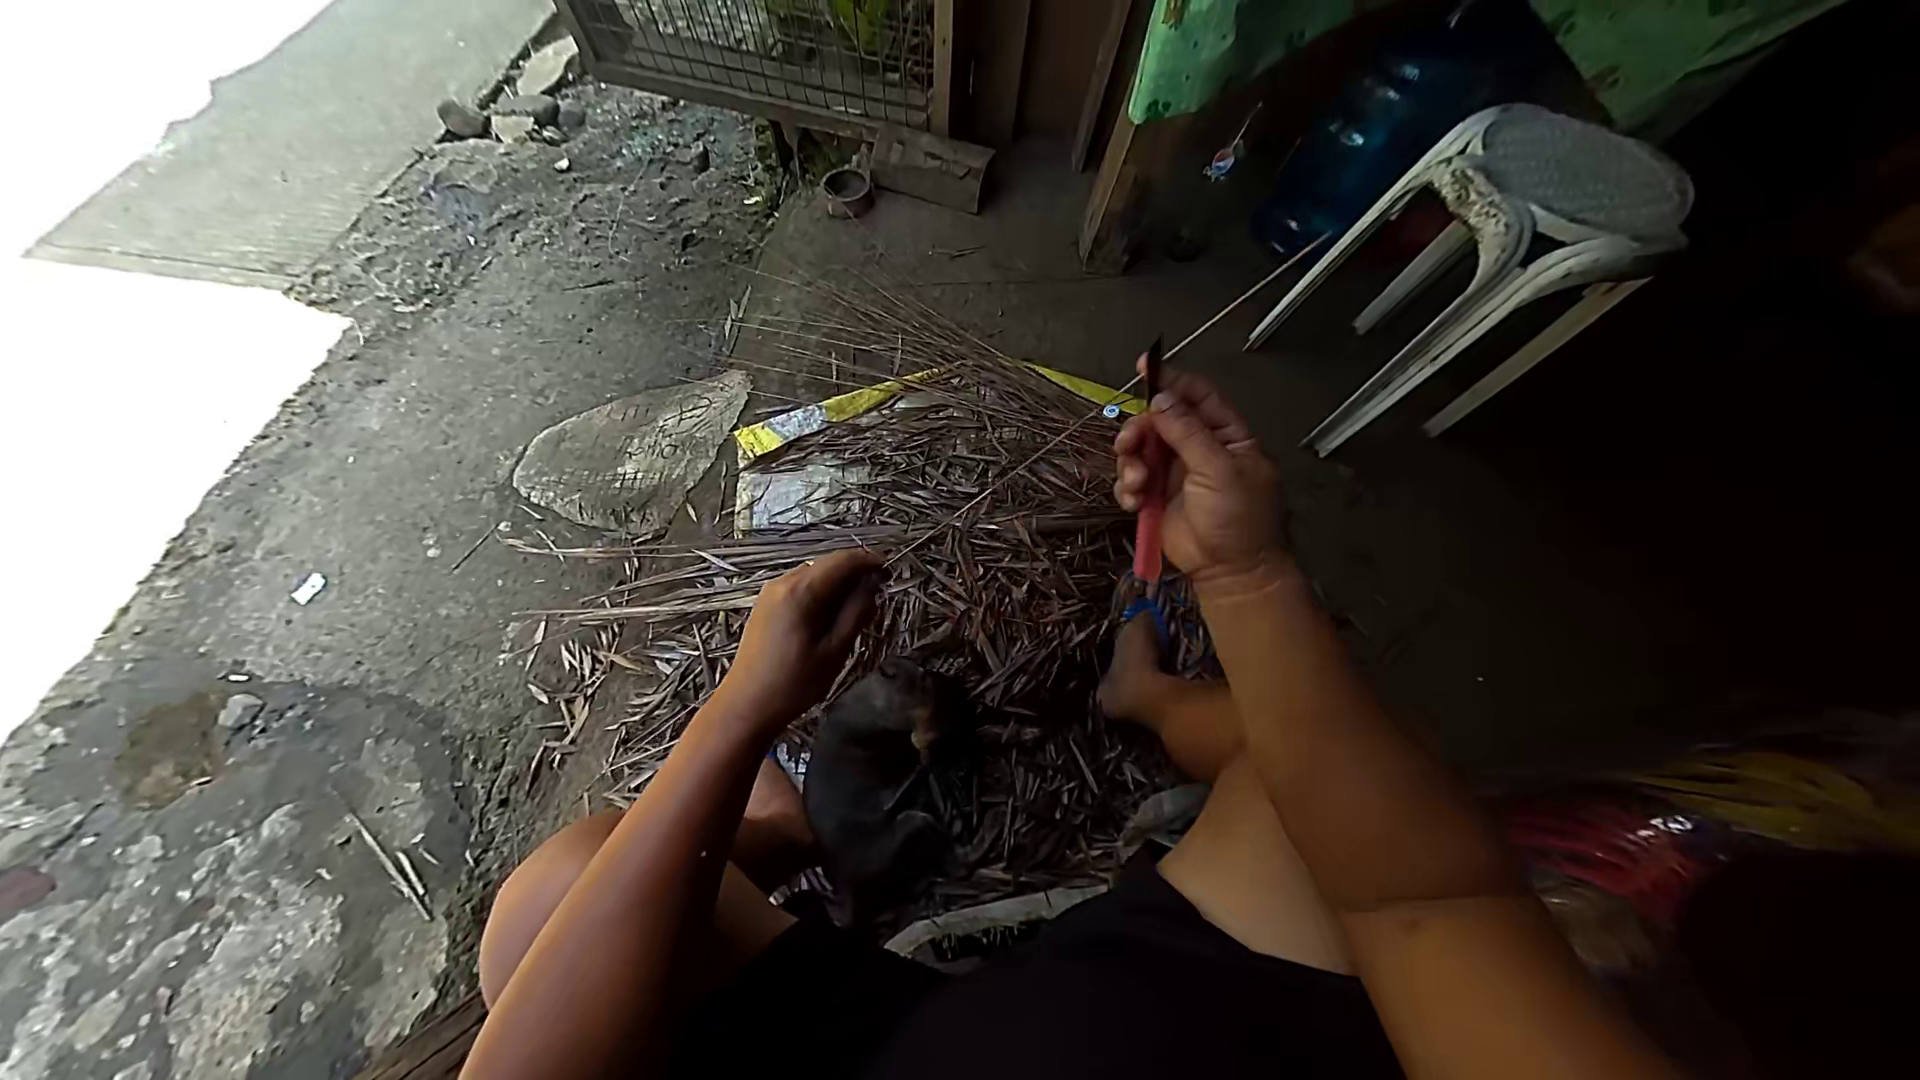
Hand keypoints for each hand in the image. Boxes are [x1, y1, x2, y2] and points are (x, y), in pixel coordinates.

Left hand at [712, 549, 883, 730]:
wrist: (746, 706)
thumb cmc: (794, 684)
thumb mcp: (835, 650)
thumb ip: (857, 612)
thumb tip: (873, 584)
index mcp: (800, 591)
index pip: (843, 560)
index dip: (870, 561)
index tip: (890, 572)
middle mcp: (783, 583)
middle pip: (827, 563)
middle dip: (856, 572)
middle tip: (879, 592)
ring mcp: (771, 592)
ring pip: (815, 574)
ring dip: (839, 583)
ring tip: (858, 607)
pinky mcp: (766, 604)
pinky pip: (801, 586)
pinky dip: (822, 592)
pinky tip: (831, 614)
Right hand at [1114, 363, 1284, 591]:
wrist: (1229, 569)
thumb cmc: (1238, 517)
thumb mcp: (1218, 468)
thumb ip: (1187, 432)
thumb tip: (1161, 399)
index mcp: (1223, 434)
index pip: (1197, 395)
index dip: (1171, 379)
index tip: (1144, 366)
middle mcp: (1196, 449)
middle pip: (1157, 422)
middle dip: (1139, 431)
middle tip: (1130, 443)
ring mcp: (1173, 474)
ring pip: (1138, 451)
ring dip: (1130, 464)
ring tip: (1137, 486)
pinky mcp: (1155, 498)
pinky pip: (1131, 482)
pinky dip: (1127, 489)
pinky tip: (1135, 503)